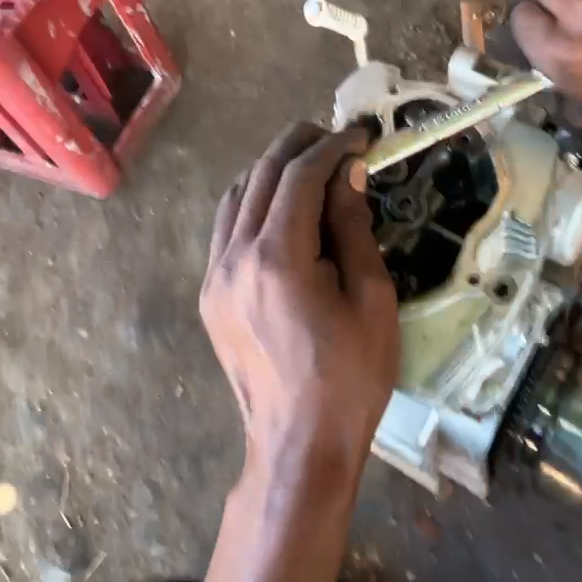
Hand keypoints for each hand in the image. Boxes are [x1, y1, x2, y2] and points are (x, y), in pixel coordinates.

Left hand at [201, 122, 397, 492]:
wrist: (299, 445)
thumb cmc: (350, 375)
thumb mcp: (371, 297)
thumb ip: (353, 227)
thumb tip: (347, 172)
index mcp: (278, 258)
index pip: (299, 175)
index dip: (332, 146)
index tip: (361, 135)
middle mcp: (235, 257)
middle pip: (261, 174)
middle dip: (300, 145)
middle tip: (337, 138)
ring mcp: (215, 276)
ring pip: (235, 195)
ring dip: (271, 169)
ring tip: (310, 164)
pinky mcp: (209, 295)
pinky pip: (225, 227)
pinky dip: (251, 200)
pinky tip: (279, 205)